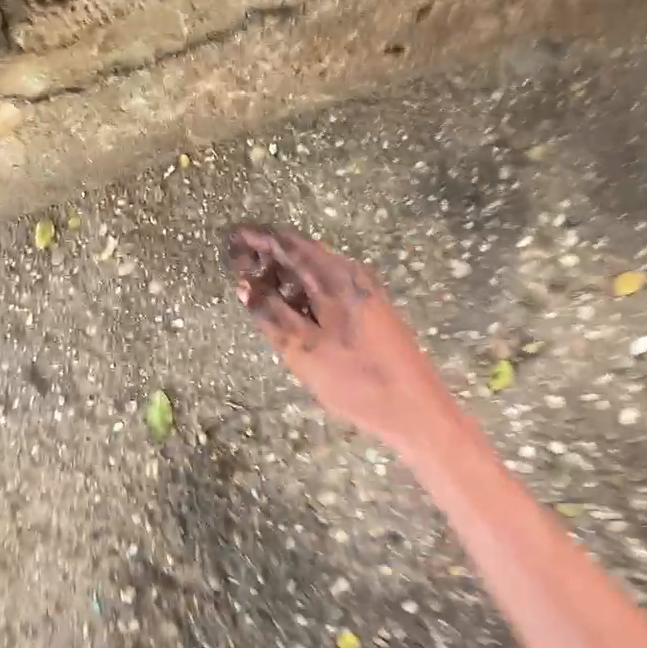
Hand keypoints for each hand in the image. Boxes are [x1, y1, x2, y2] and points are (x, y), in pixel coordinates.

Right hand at [227, 225, 462, 451]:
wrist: (417, 410)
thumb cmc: (358, 380)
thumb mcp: (304, 350)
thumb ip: (270, 313)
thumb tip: (244, 284)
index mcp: (335, 277)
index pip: (288, 243)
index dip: (256, 237)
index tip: (229, 238)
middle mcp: (352, 274)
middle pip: (303, 251)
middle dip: (268, 255)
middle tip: (238, 268)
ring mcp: (364, 290)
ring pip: (315, 269)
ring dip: (285, 273)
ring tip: (257, 290)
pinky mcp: (370, 308)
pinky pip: (328, 285)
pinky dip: (303, 289)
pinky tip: (290, 309)